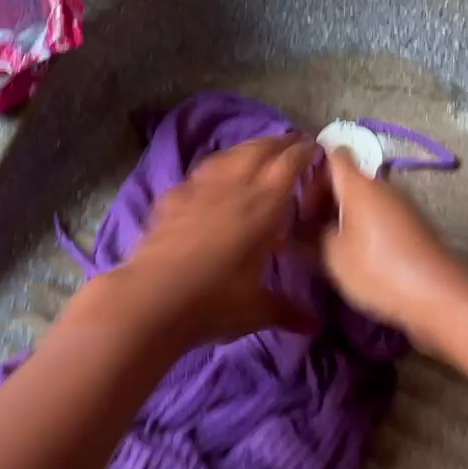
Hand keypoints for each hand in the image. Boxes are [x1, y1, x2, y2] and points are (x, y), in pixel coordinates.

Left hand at [70, 134, 320, 351]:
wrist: (151, 298)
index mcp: (263, 205)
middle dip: (279, 142)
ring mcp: (199, 188)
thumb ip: (287, 310)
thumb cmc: (214, 302)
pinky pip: (200, 174)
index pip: (289, 164)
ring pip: (228, 155)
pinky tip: (214, 182)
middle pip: (259, 149)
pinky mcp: (172, 198)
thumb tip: (315, 326)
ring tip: (257, 154)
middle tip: (292, 143)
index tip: (316, 148)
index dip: (305, 152)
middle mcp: (233, 186)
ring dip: (247, 150)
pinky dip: (215, 170)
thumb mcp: (257, 310)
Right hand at [319, 147, 467, 339]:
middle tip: (306, 225)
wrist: (439, 297)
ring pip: (365, 199)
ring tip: (327, 243)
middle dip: (325, 197)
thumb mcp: (332, 257)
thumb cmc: (378, 270)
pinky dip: (364, 226)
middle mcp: (382, 186)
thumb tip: (303, 226)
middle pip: (349, 178)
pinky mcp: (414, 226)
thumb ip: (311, 236)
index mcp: (359, 184)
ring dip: (345, 214)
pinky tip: (356, 254)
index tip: (296, 190)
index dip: (313, 165)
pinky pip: (380, 215)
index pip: (334, 154)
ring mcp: (402, 205)